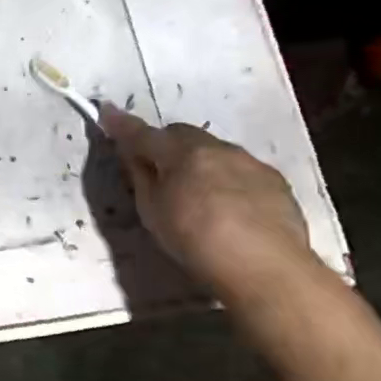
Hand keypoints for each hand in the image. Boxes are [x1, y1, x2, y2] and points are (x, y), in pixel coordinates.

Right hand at [99, 104, 311, 293]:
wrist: (266, 270)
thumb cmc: (197, 243)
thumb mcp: (153, 214)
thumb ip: (141, 178)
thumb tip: (135, 156)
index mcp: (181, 154)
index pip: (143, 134)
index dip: (121, 125)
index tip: (106, 111)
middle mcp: (215, 148)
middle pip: (181, 134)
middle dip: (166, 145)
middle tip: (159, 172)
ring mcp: (249, 161)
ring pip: (214, 150)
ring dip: (200, 162)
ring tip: (200, 197)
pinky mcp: (274, 180)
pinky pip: (241, 169)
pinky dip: (228, 179)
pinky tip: (232, 209)